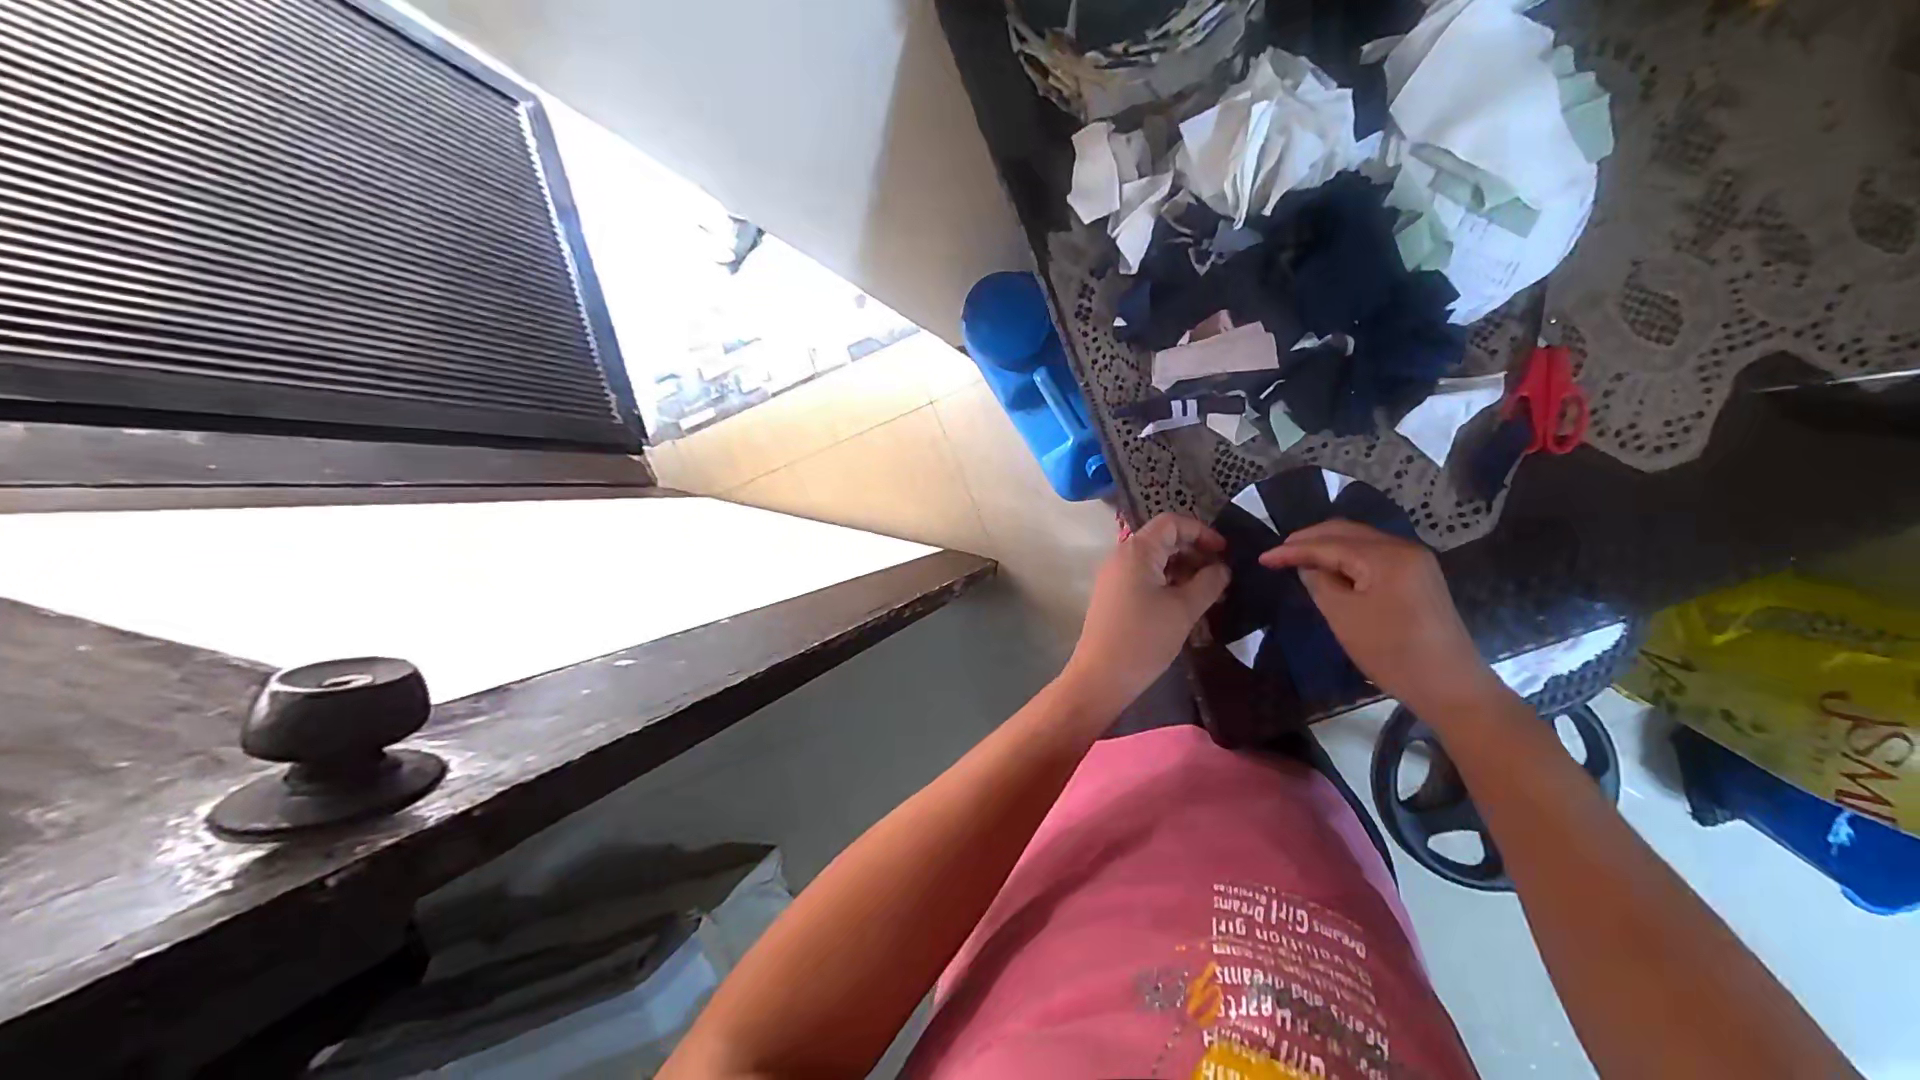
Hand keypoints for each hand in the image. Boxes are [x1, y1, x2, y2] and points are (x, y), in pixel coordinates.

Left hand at [1062, 514, 1230, 715]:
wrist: (1100, 677)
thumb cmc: (1144, 639)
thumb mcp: (1184, 609)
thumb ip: (1209, 583)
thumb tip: (1223, 568)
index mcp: (1136, 551)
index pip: (1171, 522)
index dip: (1202, 531)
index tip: (1226, 552)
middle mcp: (1121, 556)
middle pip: (1163, 540)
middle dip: (1196, 552)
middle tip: (1223, 575)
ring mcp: (1115, 576)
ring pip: (1156, 560)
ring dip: (1184, 570)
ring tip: (1212, 592)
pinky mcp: (1114, 595)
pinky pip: (1146, 577)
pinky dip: (1169, 583)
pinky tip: (1189, 603)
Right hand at [1259, 520, 1495, 715]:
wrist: (1450, 686)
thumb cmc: (1392, 652)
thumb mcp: (1343, 617)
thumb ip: (1319, 583)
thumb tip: (1308, 566)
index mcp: (1386, 556)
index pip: (1328, 544)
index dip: (1292, 550)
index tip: (1263, 558)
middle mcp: (1404, 548)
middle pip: (1347, 531)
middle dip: (1309, 539)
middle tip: (1278, 554)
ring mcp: (1415, 562)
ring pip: (1361, 541)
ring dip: (1328, 546)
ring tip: (1298, 559)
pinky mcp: (1418, 577)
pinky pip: (1374, 555)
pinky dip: (1347, 557)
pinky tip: (1330, 568)